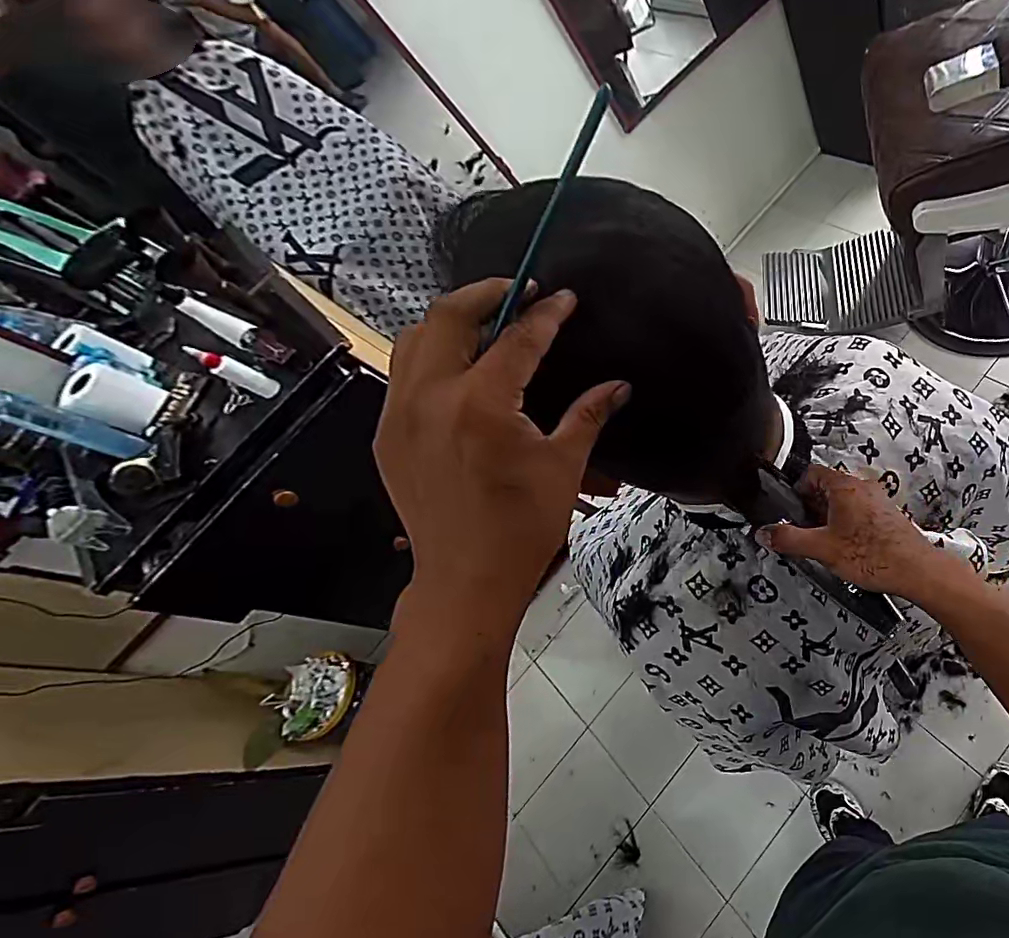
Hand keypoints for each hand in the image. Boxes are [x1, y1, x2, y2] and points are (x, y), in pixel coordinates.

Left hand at [374, 279, 627, 631]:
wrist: (468, 574)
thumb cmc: (525, 525)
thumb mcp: (566, 466)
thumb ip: (588, 416)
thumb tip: (618, 386)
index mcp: (483, 406)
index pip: (517, 341)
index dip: (545, 315)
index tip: (563, 297)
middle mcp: (432, 398)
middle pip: (448, 320)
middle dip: (485, 295)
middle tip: (517, 290)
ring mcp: (400, 414)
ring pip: (415, 340)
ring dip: (452, 321)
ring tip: (487, 320)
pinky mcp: (387, 432)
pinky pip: (404, 374)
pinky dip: (433, 355)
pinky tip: (461, 368)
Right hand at [756, 465, 958, 597]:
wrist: (914, 569)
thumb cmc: (878, 555)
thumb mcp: (821, 548)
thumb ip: (789, 539)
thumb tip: (767, 534)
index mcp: (846, 487)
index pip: (811, 473)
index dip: (795, 490)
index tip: (789, 508)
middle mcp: (864, 489)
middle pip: (827, 488)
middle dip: (811, 508)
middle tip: (803, 529)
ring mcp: (878, 502)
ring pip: (845, 503)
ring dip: (830, 519)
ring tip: (825, 543)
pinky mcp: (887, 518)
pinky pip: (861, 515)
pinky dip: (849, 527)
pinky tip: (848, 550)